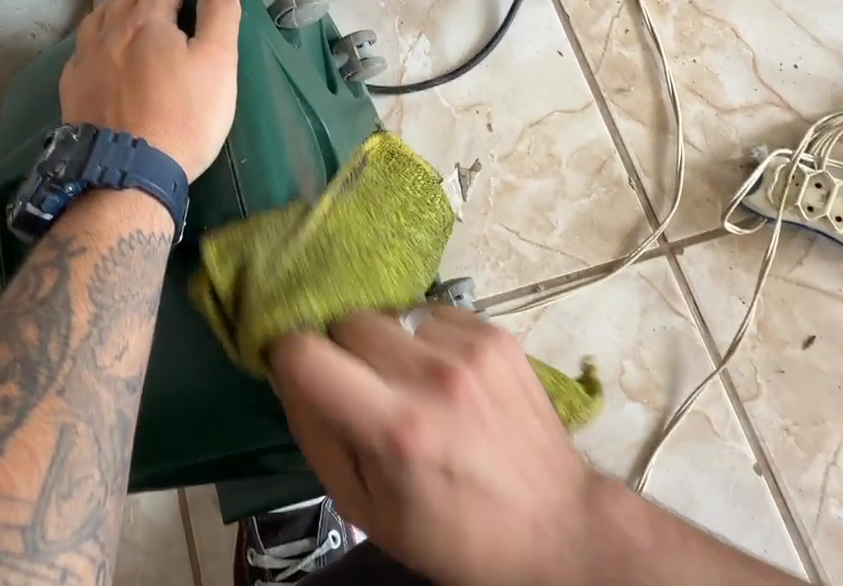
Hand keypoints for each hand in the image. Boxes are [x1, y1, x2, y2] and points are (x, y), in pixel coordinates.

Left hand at [61, 0, 240, 178]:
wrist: (126, 172)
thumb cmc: (182, 117)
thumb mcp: (218, 65)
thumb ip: (219, 17)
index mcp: (147, 20)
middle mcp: (111, 31)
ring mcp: (86, 59)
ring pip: (100, 15)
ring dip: (118, 0)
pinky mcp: (74, 88)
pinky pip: (84, 46)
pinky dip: (97, 32)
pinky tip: (99, 43)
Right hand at [268, 308, 612, 585]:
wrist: (556, 526)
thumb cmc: (451, 532)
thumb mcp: (364, 509)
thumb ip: (314, 432)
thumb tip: (285, 370)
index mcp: (396, 429)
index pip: (306, 352)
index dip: (289, 357)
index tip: (297, 372)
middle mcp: (433, 375)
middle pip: (347, 320)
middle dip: (342, 351)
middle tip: (364, 389)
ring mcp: (471, 348)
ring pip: (388, 311)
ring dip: (385, 342)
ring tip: (409, 384)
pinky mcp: (495, 332)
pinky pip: (429, 311)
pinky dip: (423, 338)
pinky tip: (443, 375)